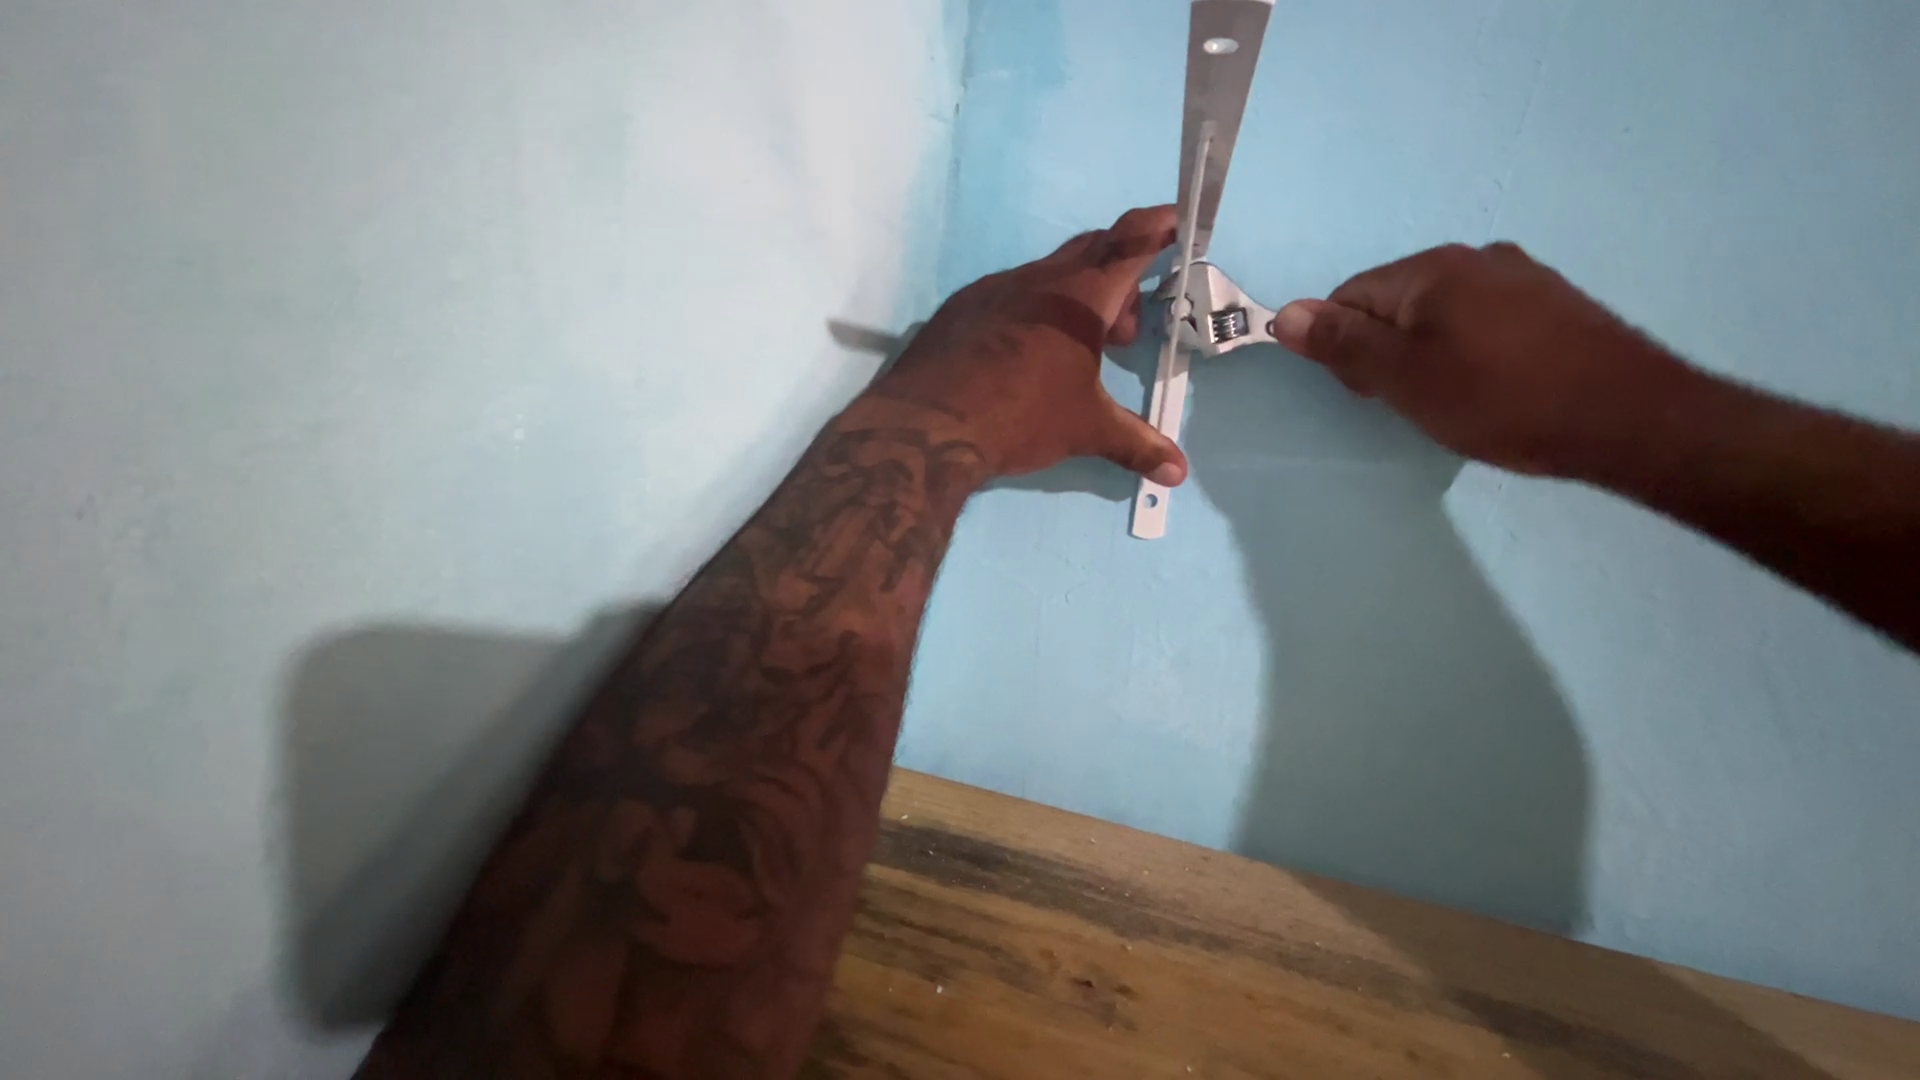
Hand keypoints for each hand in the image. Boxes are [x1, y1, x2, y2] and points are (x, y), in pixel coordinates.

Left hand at [863, 206, 1188, 485]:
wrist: (927, 424)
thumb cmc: (1020, 416)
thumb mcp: (1086, 429)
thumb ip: (1137, 445)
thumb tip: (1179, 473)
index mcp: (1080, 295)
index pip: (1130, 239)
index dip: (1159, 225)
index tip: (1178, 220)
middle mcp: (1037, 278)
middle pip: (1092, 251)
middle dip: (1120, 279)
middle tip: (1127, 330)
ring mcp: (993, 289)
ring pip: (1048, 274)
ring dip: (1075, 299)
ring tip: (1077, 352)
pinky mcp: (961, 308)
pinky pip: (1010, 294)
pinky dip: (1033, 311)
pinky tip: (1025, 356)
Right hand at [1270, 242, 1686, 476]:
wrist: (1628, 419)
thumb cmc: (1499, 398)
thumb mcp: (1403, 377)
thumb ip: (1341, 344)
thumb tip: (1284, 314)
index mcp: (1432, 269)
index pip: (1349, 296)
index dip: (1341, 346)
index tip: (1367, 391)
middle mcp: (1476, 257)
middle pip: (1392, 302)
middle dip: (1382, 350)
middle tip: (1405, 399)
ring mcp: (1521, 278)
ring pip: (1437, 315)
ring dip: (1422, 353)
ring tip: (1447, 398)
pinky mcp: (1553, 305)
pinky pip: (1480, 322)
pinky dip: (1465, 351)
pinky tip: (1487, 386)